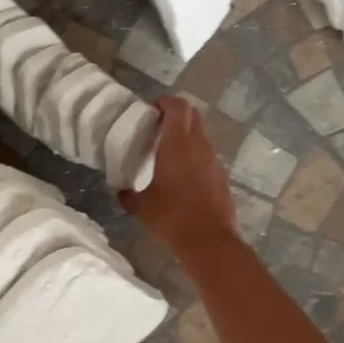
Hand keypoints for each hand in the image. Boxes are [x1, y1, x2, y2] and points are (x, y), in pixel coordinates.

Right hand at [119, 96, 238, 256]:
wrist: (208, 241)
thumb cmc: (171, 217)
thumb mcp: (141, 207)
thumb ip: (129, 195)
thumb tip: (122, 191)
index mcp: (177, 145)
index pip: (177, 106)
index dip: (165, 102)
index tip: (150, 110)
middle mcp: (199, 146)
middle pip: (192, 116)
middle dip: (175, 115)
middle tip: (156, 128)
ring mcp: (214, 161)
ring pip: (200, 137)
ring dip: (185, 138)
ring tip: (166, 155)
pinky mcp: (221, 176)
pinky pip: (206, 157)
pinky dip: (193, 157)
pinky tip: (181, 178)